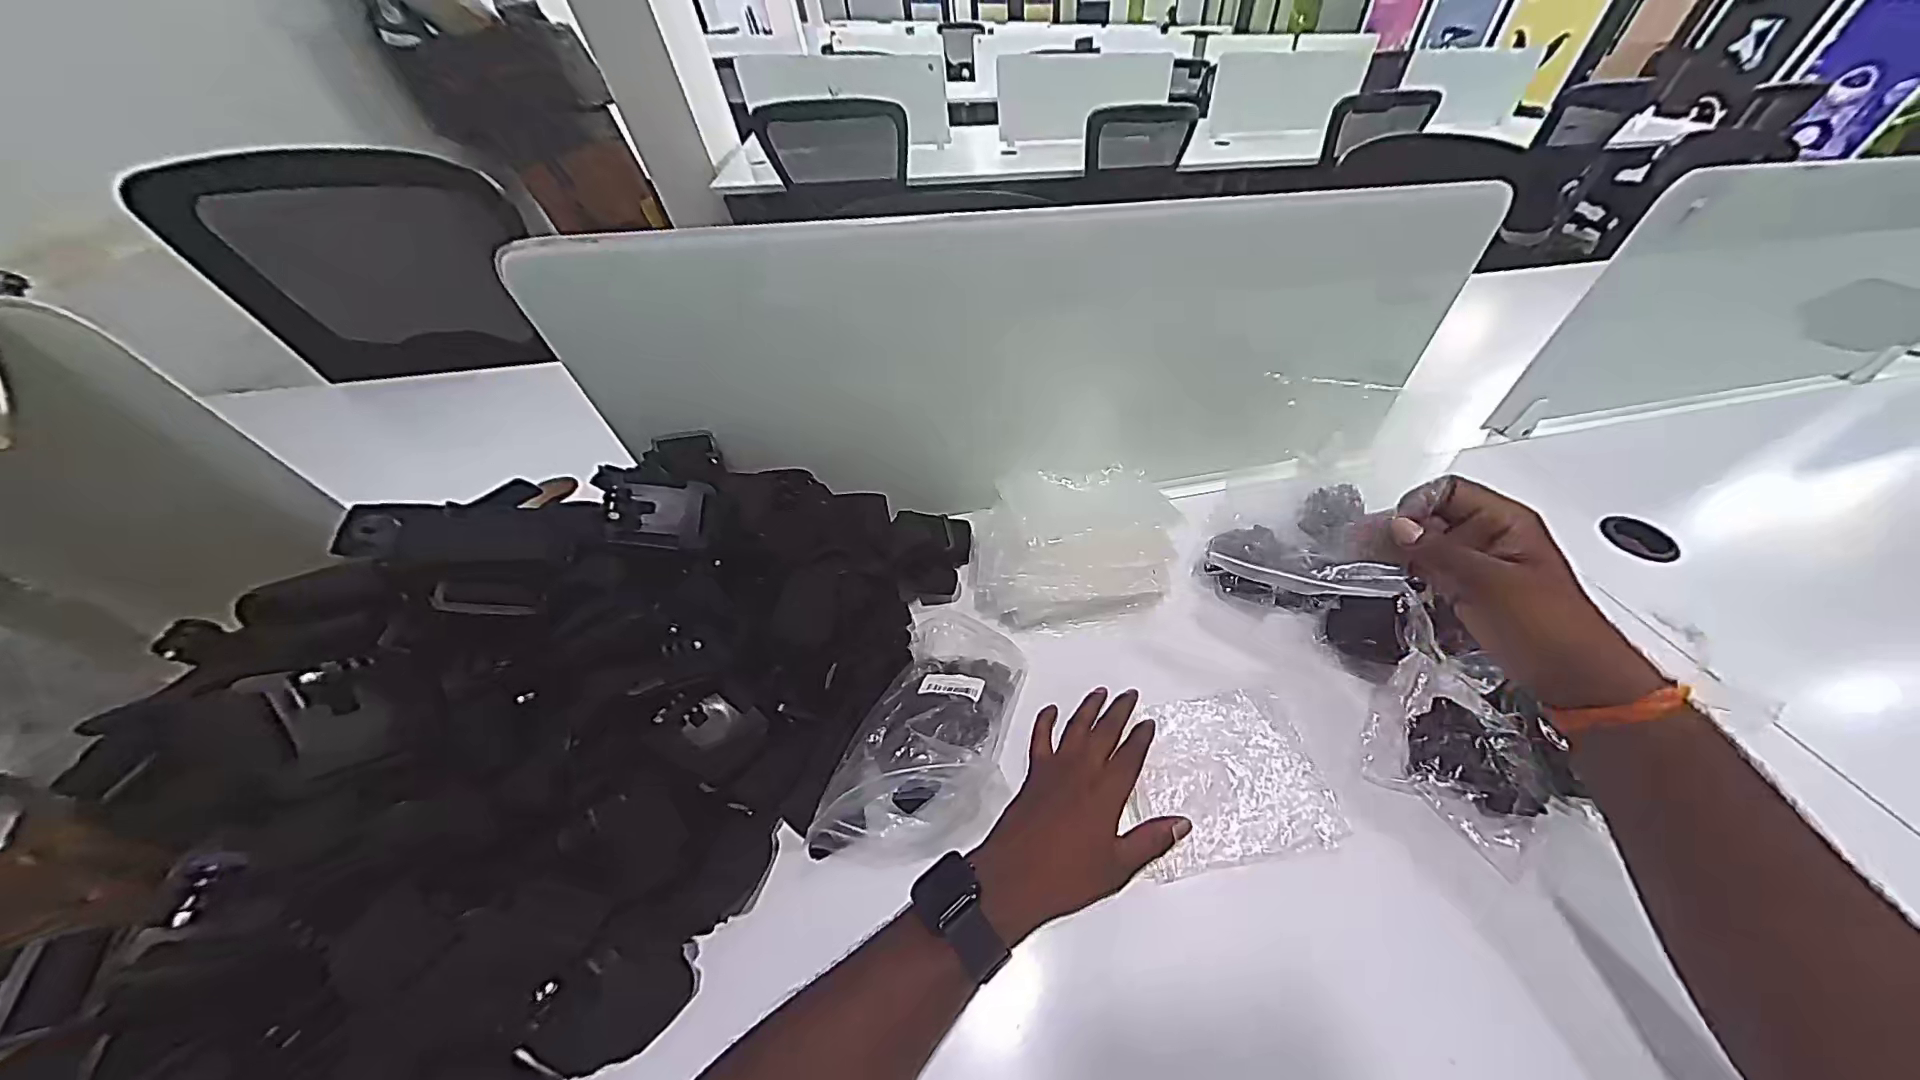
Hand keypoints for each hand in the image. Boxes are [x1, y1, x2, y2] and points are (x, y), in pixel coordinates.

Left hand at [966, 689, 1190, 944]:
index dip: (1141, 737)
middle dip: (1119, 712)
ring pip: (1075, 728)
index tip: (1148, 723)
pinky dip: (1045, 722)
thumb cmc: (1064, 877)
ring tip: (1099, 694)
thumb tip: (1179, 825)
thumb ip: (1150, 841)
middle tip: (1129, 696)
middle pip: (1105, 733)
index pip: (1130, 756)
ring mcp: (1054, 771)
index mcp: (1106, 794)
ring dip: (1088, 708)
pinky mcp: (1033, 776)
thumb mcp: (1118, 867)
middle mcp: (1081, 774)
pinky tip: (1050, 711)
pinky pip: (1040, 739)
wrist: (1013, 879)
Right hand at [1387, 477, 1666, 709]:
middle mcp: (1489, 540)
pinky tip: (1400, 594)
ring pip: (1425, 550)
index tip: (1395, 533)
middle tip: (1371, 553)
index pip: (1446, 492)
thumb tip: (1399, 526)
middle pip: (1429, 520)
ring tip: (1380, 575)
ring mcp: (1478, 567)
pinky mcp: (1467, 593)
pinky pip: (1429, 577)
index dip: (1415, 507)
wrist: (1575, 681)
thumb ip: (1439, 551)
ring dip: (1401, 561)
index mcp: (1505, 523)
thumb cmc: (1553, 631)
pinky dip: (1410, 583)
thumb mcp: (1488, 583)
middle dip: (1399, 536)